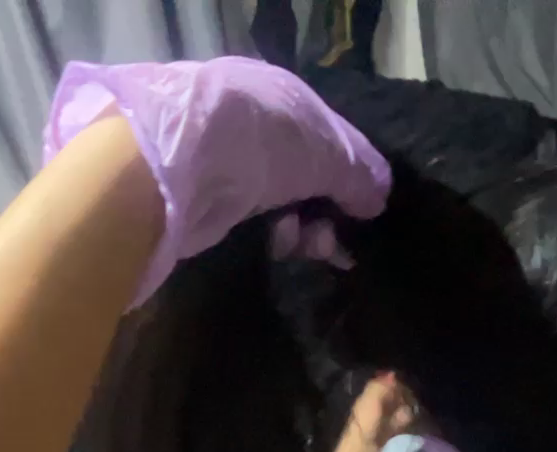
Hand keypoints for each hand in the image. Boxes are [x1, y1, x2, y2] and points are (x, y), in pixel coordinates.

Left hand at [43, 57, 389, 305]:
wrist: (176, 166)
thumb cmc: (261, 139)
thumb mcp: (324, 149)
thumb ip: (356, 172)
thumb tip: (380, 196)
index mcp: (279, 100)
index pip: (325, 140)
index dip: (348, 176)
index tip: (365, 212)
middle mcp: (250, 132)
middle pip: (303, 181)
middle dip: (324, 214)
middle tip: (334, 244)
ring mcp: (223, 171)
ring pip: (279, 210)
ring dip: (301, 233)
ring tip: (304, 244)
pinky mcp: (203, 210)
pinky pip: (251, 229)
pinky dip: (270, 241)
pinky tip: (276, 247)